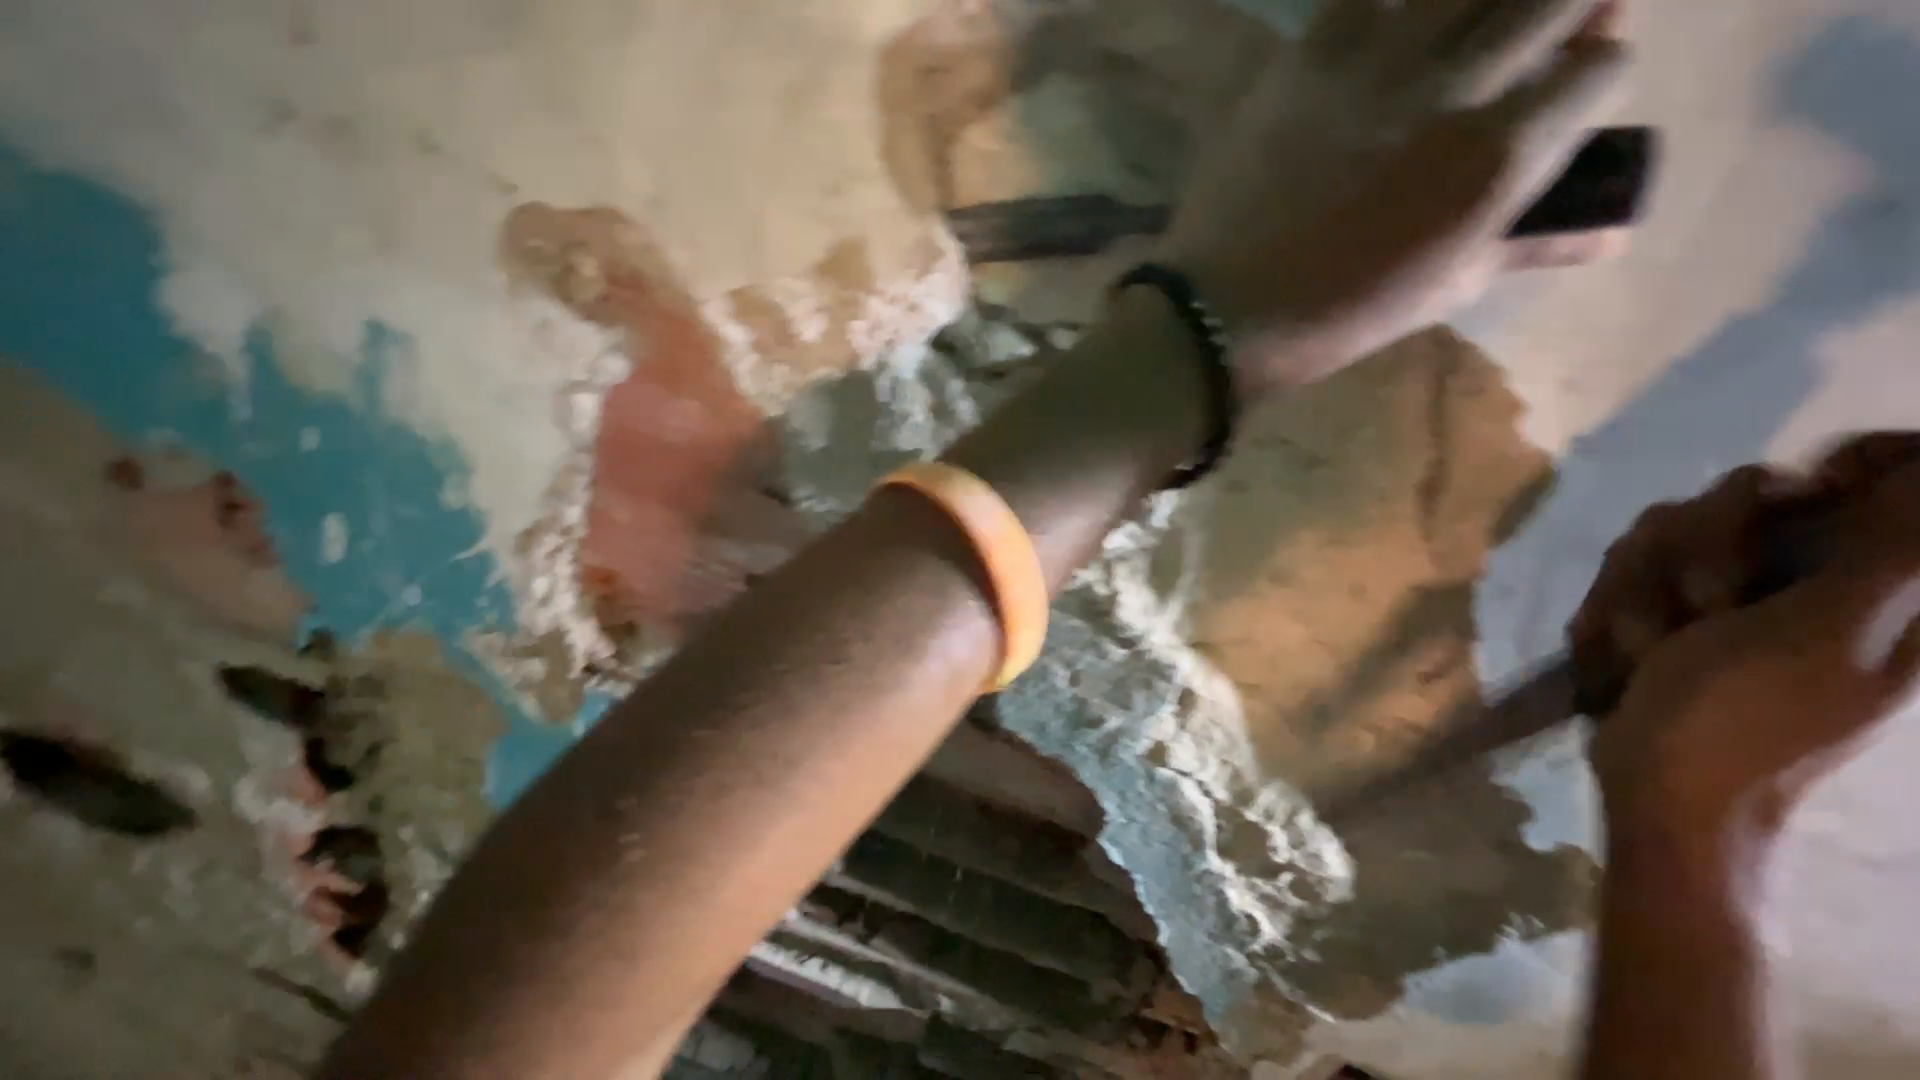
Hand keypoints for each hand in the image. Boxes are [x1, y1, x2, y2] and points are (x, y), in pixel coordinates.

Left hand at [1161, 0, 1629, 395]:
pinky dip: (1394, 0)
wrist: (1221, 308)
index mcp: (1496, 157)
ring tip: (1475, 22)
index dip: (1597, 72)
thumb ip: (1531, 243)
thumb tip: (1610, 230)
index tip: (1570, 87)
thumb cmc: (1336, 315)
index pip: (1601, 66)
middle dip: (1573, 2)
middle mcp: (1454, 89)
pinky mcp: (1310, 54)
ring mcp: (1378, 61)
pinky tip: (1398, 21)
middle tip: (1549, 23)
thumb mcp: (1444, 290)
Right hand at [1570, 433, 1919, 847]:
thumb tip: (1919, 472)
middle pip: (1758, 490)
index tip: (1795, 497)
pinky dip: (1617, 604)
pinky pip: (1634, 564)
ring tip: (1647, 643)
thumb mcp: (1825, 634)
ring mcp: (1745, 591)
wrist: (1659, 789)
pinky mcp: (1682, 608)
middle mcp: (1820, 573)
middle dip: (1701, 546)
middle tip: (1702, 609)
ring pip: (1677, 524)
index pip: (1897, 470)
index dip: (1851, 465)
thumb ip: (1892, 551)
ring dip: (1643, 585)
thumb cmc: (1741, 719)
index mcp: (1889, 580)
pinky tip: (1624, 648)